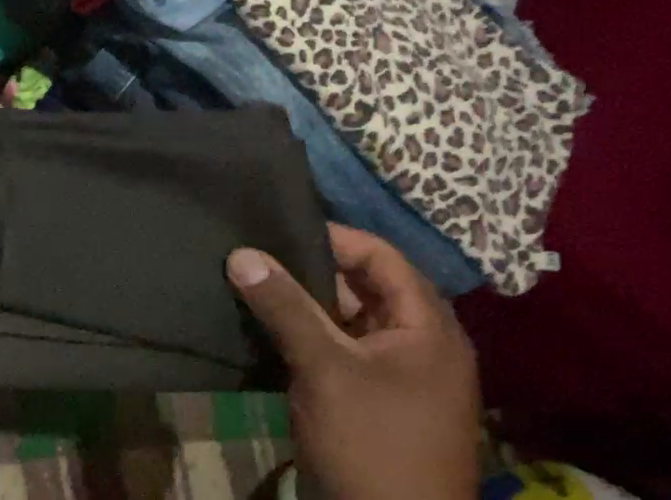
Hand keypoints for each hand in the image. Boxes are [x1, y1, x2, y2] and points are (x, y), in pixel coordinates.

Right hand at [228, 225, 481, 499]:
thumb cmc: (373, 443)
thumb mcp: (326, 368)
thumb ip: (285, 306)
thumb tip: (241, 252)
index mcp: (429, 330)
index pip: (382, 257)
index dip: (332, 237)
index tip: (274, 227)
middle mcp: (419, 344)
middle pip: (362, 284)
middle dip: (308, 267)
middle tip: (252, 250)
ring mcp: (395, 374)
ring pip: (344, 317)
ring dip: (301, 301)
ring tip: (247, 280)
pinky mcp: (370, 398)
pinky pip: (336, 347)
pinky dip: (303, 332)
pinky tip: (261, 322)